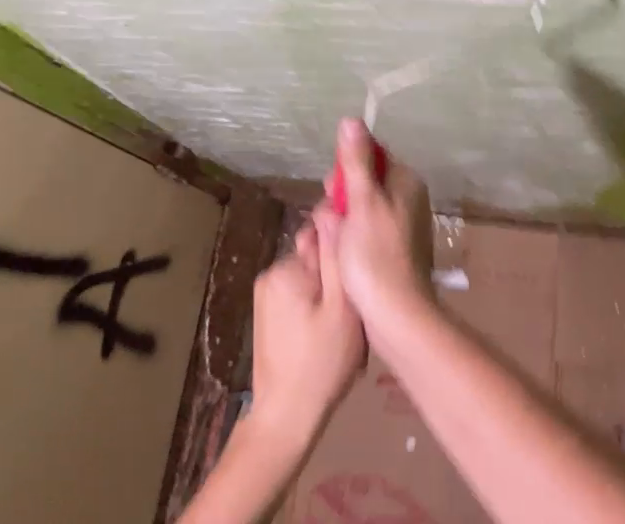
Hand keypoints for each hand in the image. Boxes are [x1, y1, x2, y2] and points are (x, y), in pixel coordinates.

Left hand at [245, 214, 364, 441]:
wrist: (287, 416)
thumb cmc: (323, 362)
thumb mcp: (342, 306)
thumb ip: (336, 257)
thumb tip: (331, 209)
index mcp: (287, 268)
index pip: (324, 238)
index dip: (346, 257)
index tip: (359, 282)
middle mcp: (270, 274)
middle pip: (316, 258)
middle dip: (337, 279)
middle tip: (352, 314)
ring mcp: (265, 296)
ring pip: (310, 279)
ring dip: (328, 297)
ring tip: (341, 330)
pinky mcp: (266, 315)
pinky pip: (299, 297)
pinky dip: (315, 311)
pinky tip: (325, 337)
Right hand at [320, 118, 433, 325]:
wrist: (395, 314)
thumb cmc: (376, 255)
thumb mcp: (362, 202)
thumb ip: (357, 162)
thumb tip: (352, 120)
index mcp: (406, 182)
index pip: (371, 157)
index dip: (345, 170)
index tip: (331, 189)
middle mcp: (407, 200)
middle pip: (362, 185)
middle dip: (338, 200)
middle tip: (329, 222)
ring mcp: (400, 228)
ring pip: (357, 212)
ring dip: (337, 223)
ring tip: (329, 243)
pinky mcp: (391, 252)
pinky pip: (362, 235)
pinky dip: (347, 242)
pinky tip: (337, 258)